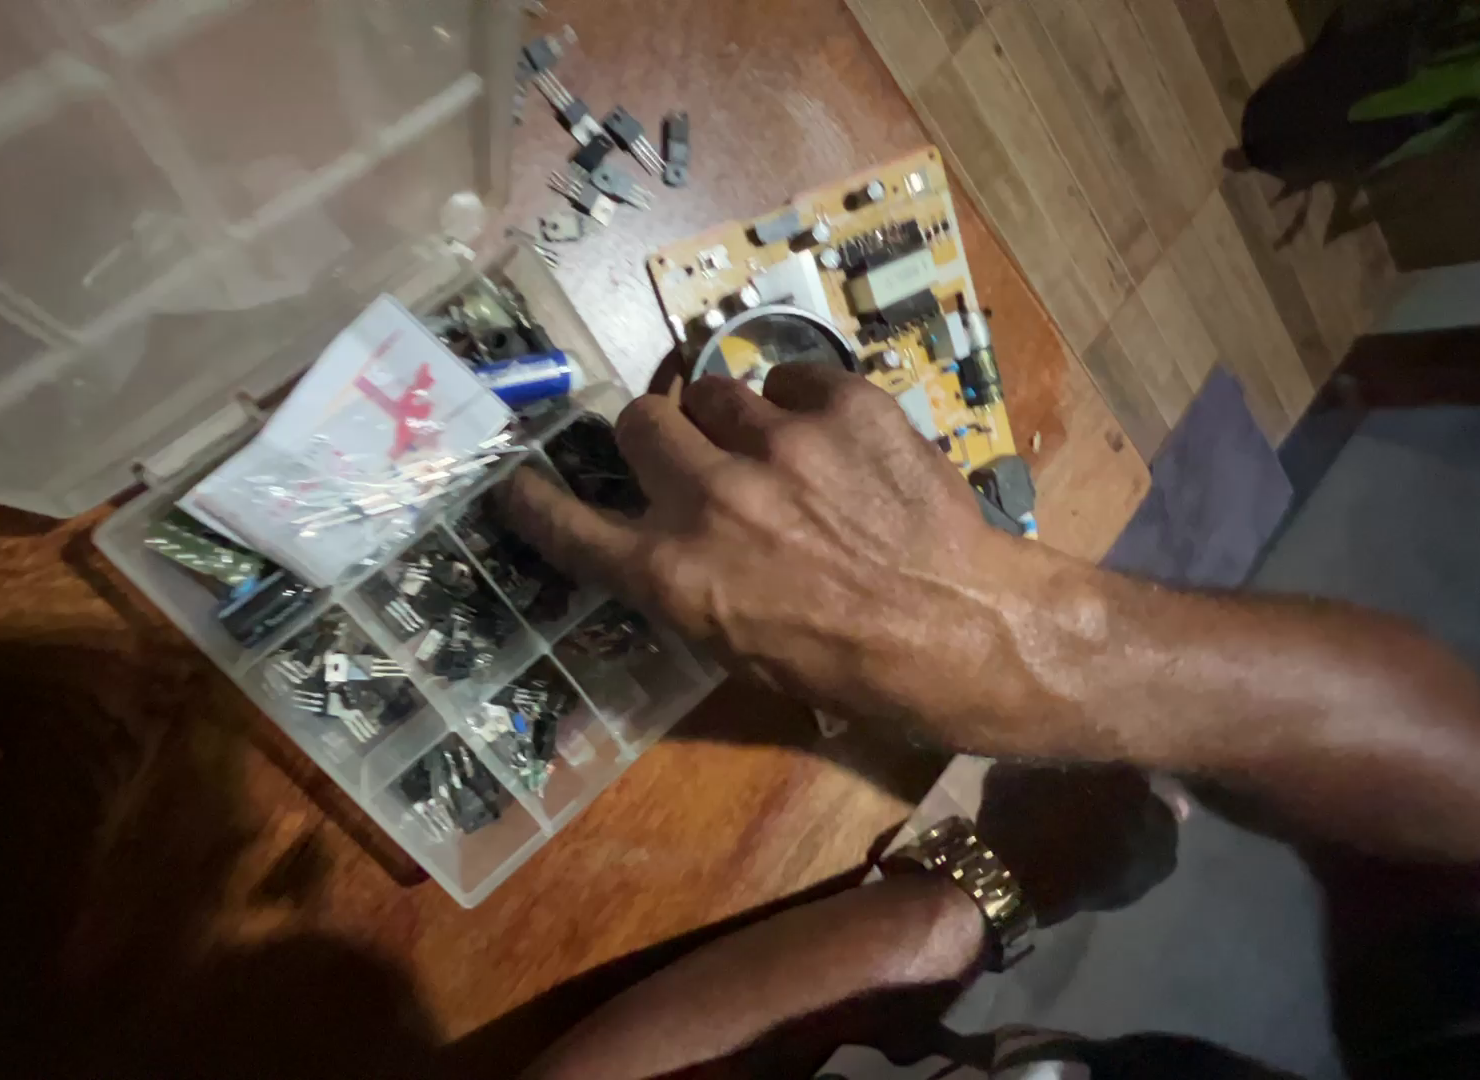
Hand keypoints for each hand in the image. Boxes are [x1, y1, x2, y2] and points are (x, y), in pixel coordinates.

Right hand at [503, 364, 1037, 735]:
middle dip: (657, 438)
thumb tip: (653, 538)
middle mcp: (710, 498)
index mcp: (676, 574)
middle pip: (639, 421)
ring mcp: (777, 443)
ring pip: (713, 392)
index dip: (535, 502)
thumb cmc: (844, 664)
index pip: (571, 527)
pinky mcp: (842, 404)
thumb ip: (679, 583)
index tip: (516, 482)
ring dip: (731, 422)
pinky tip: (832, 440)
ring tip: (777, 452)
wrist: (962, 627)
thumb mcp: (736, 648)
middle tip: (690, 457)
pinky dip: (800, 405)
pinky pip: (791, 378)